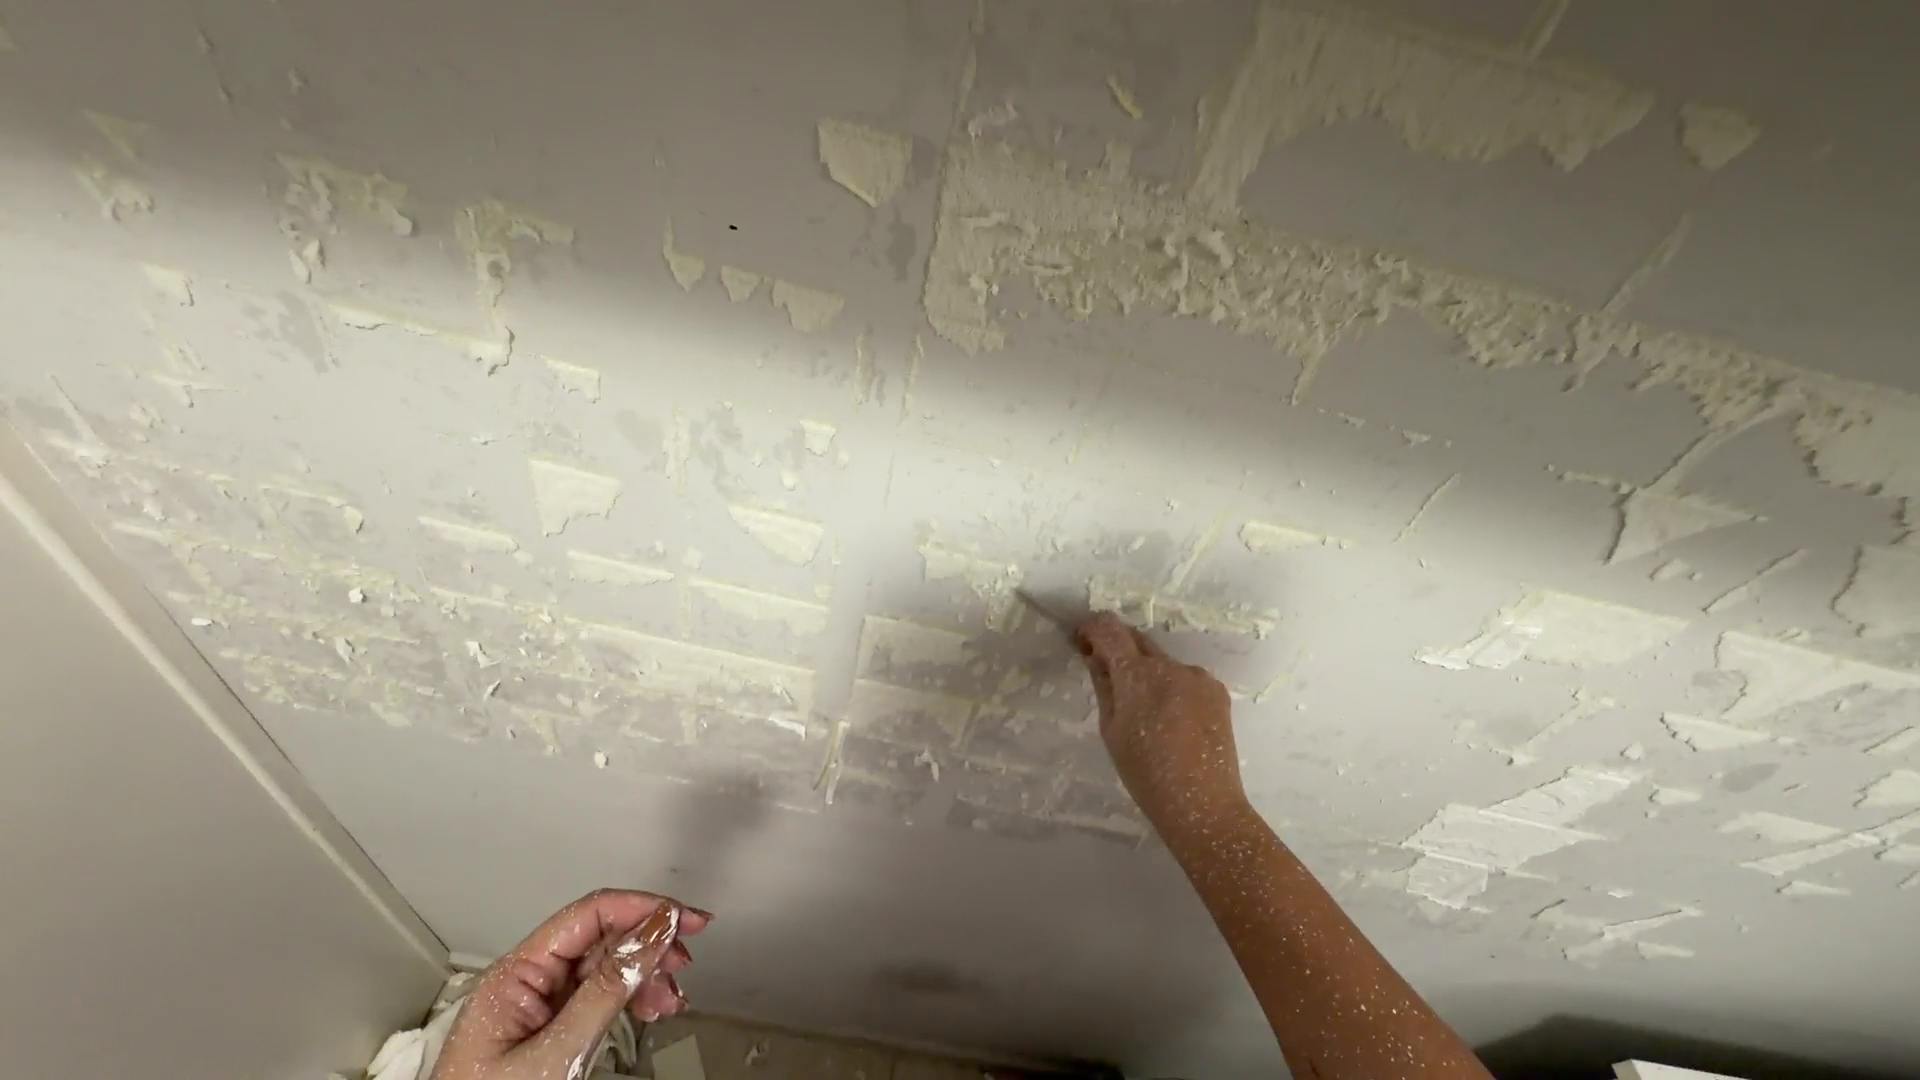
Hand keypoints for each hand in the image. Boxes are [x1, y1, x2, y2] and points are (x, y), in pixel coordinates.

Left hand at [431, 890, 710, 1079]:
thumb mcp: (556, 1055)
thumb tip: (654, 930)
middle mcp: (525, 980)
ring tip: (671, 999)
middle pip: (602, 936)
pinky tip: (652, 1008)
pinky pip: (600, 994)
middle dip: (650, 944)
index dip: (644, 908)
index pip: (590, 914)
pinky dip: (632, 998)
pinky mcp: (548, 1029)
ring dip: (646, 975)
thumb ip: (607, 990)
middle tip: (686, 961)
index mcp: (515, 974)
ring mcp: (537, 1005)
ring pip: (607, 965)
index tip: (687, 920)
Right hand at [1076, 613, 1243, 828]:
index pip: (1110, 631)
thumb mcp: (1112, 730)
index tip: (1083, 640)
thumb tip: (1096, 658)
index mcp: (1138, 675)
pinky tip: (1171, 719)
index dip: (1093, 629)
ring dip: (1146, 671)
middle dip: (1118, 647)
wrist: (1203, 806)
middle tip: (1103, 668)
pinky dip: (1171, 687)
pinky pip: (1185, 678)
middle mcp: (1170, 666)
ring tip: (1143, 709)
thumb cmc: (1145, 775)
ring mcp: (1198, 677)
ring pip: (1162, 662)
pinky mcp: (1217, 691)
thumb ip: (1104, 687)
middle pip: (1138, 640)